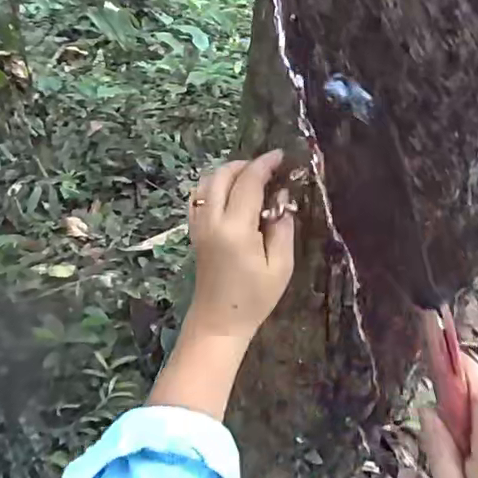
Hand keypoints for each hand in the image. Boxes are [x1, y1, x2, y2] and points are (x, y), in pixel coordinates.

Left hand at [147, 151, 294, 420]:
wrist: (219, 321)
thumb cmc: (255, 297)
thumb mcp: (280, 266)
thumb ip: (282, 227)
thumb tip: (282, 198)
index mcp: (235, 228)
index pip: (248, 183)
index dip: (264, 165)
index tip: (280, 156)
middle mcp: (212, 221)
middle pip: (222, 175)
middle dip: (245, 164)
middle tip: (268, 167)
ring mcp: (199, 225)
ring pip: (206, 182)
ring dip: (228, 172)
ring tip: (251, 177)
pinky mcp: (194, 232)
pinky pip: (198, 197)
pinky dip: (213, 185)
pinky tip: (230, 192)